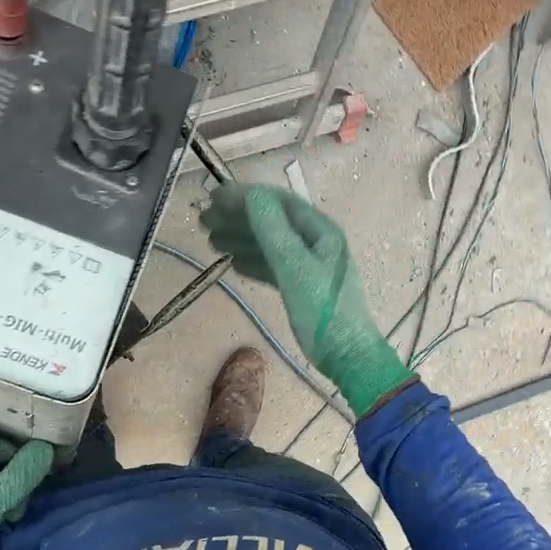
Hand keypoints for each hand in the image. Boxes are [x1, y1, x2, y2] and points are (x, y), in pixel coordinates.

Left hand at [0, 438, 53, 549]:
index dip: (20, 465)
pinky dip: (0, 495)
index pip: (5, 444)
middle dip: (16, 480)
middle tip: (14, 506)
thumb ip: (18, 477)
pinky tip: (1, 512)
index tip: (22, 492)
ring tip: (8, 512)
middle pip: (3, 455)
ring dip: (11, 490)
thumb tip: (46, 449)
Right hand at [200, 183, 413, 414]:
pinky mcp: (303, 287)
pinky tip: (233, 264)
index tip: (213, 197)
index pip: (277, 203)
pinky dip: (253, 262)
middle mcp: (316, 242)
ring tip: (210, 240)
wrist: (346, 355)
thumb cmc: (323, 311)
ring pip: (270, 244)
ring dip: (241, 239)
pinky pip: (274, 266)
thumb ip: (273, 230)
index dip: (244, 196)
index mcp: (320, 231)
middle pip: (272, 221)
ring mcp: (310, 265)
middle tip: (204, 219)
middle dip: (238, 217)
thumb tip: (251, 194)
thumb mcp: (295, 268)